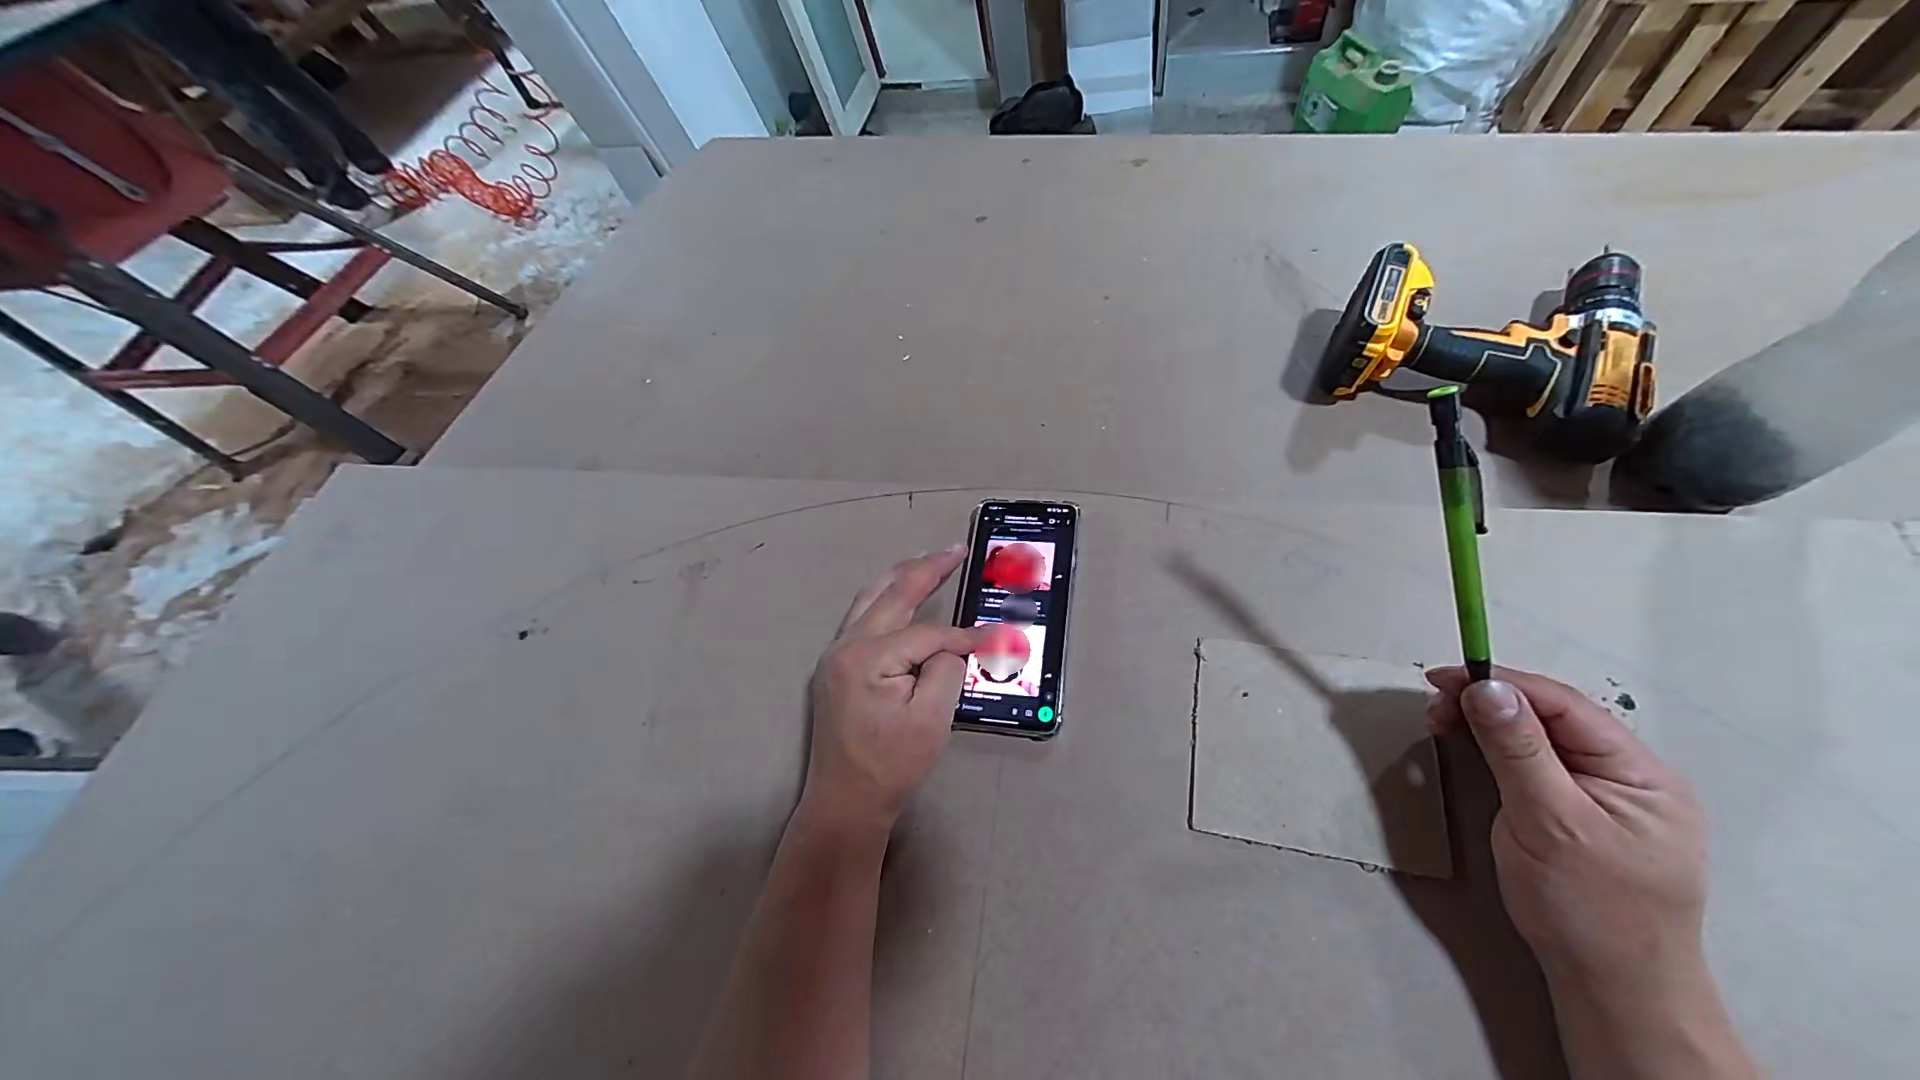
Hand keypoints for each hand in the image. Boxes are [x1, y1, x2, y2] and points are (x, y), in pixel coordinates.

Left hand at [801, 547, 985, 832]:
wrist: (845, 801)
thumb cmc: (890, 765)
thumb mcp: (932, 720)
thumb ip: (947, 670)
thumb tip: (953, 645)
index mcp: (867, 658)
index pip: (925, 634)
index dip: (962, 636)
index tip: (992, 639)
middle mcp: (845, 647)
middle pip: (891, 595)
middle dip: (926, 570)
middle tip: (955, 551)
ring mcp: (835, 655)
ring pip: (870, 599)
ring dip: (901, 577)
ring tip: (929, 561)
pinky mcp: (836, 666)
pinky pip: (862, 618)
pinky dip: (885, 599)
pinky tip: (900, 594)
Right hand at [1425, 666, 1708, 992]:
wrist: (1610, 985)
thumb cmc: (1587, 906)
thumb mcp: (1548, 821)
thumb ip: (1517, 750)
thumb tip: (1486, 687)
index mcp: (1640, 774)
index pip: (1563, 705)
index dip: (1501, 683)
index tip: (1442, 678)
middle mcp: (1626, 775)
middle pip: (1549, 715)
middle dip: (1488, 701)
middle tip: (1435, 706)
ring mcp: (1601, 793)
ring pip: (1537, 735)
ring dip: (1486, 721)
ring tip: (1442, 723)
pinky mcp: (1573, 808)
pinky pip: (1532, 759)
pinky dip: (1493, 744)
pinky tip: (1469, 743)